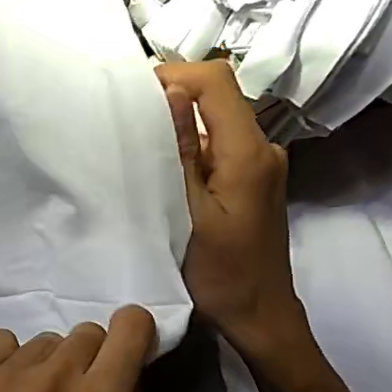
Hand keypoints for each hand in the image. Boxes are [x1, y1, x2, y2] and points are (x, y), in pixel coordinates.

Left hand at [0, 306, 156, 391]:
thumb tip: (131, 351)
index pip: (130, 326)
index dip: (132, 331)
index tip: (124, 344)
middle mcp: (51, 385)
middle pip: (85, 331)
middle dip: (87, 358)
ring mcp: (1, 381)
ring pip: (42, 340)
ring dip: (44, 365)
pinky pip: (1, 341)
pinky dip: (6, 363)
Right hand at [158, 61, 306, 359]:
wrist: (259, 315)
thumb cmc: (221, 275)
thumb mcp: (190, 215)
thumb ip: (183, 153)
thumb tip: (170, 93)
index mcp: (249, 154)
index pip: (217, 82)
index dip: (176, 75)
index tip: (134, 93)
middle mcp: (264, 148)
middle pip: (219, 97)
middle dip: (174, 97)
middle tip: (128, 119)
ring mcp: (262, 164)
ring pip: (219, 121)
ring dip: (182, 125)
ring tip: (141, 145)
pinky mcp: (255, 179)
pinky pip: (223, 145)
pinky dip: (194, 146)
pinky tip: (167, 168)